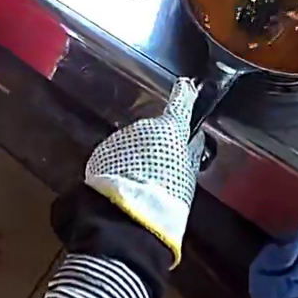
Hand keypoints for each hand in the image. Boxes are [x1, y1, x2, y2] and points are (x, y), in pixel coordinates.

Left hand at [80, 76, 201, 263]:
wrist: (128, 213)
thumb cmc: (167, 196)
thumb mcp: (187, 175)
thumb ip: (190, 152)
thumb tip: (195, 137)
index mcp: (169, 129)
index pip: (179, 105)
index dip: (185, 94)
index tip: (186, 83)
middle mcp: (142, 126)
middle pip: (153, 130)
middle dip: (156, 144)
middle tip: (162, 169)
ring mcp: (120, 136)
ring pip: (133, 143)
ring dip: (137, 156)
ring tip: (142, 181)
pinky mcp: (102, 150)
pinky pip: (117, 154)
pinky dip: (121, 164)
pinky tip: (126, 183)